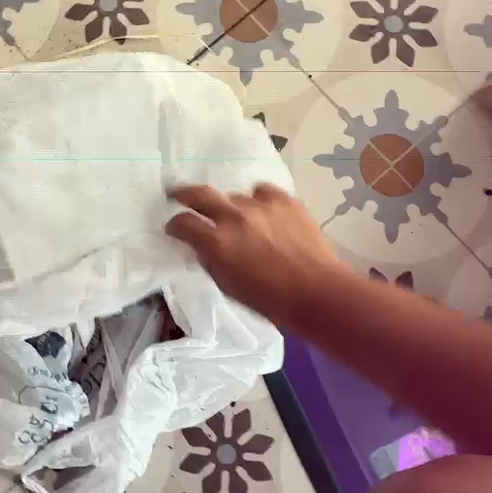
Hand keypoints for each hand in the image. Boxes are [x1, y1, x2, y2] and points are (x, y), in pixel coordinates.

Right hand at [165, 184, 347, 325]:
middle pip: (199, 194)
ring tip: (239, 219)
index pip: (182, 223)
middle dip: (183, 193)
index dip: (174, 225)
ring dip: (230, 207)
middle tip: (177, 194)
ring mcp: (260, 205)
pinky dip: (258, 200)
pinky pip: (262, 192)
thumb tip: (202, 246)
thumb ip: (210, 260)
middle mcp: (233, 217)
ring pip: (234, 197)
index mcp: (216, 242)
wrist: (318, 293)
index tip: (174, 228)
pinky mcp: (284, 201)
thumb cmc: (269, 299)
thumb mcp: (226, 284)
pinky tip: (263, 212)